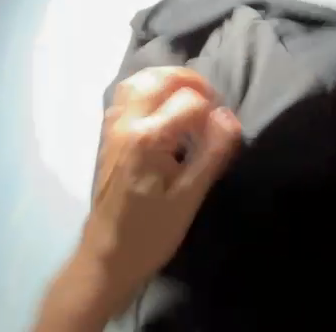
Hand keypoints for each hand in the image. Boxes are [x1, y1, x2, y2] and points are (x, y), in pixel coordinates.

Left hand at [52, 67, 242, 324]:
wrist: (106, 258)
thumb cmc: (151, 233)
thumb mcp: (189, 198)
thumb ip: (212, 153)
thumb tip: (228, 116)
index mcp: (147, 137)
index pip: (189, 101)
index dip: (212, 109)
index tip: (222, 130)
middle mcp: (126, 122)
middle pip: (158, 78)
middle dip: (189, 81)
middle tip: (210, 101)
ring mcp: (113, 126)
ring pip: (138, 80)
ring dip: (166, 80)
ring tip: (189, 97)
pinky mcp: (108, 134)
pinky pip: (125, 95)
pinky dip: (147, 89)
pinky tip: (162, 108)